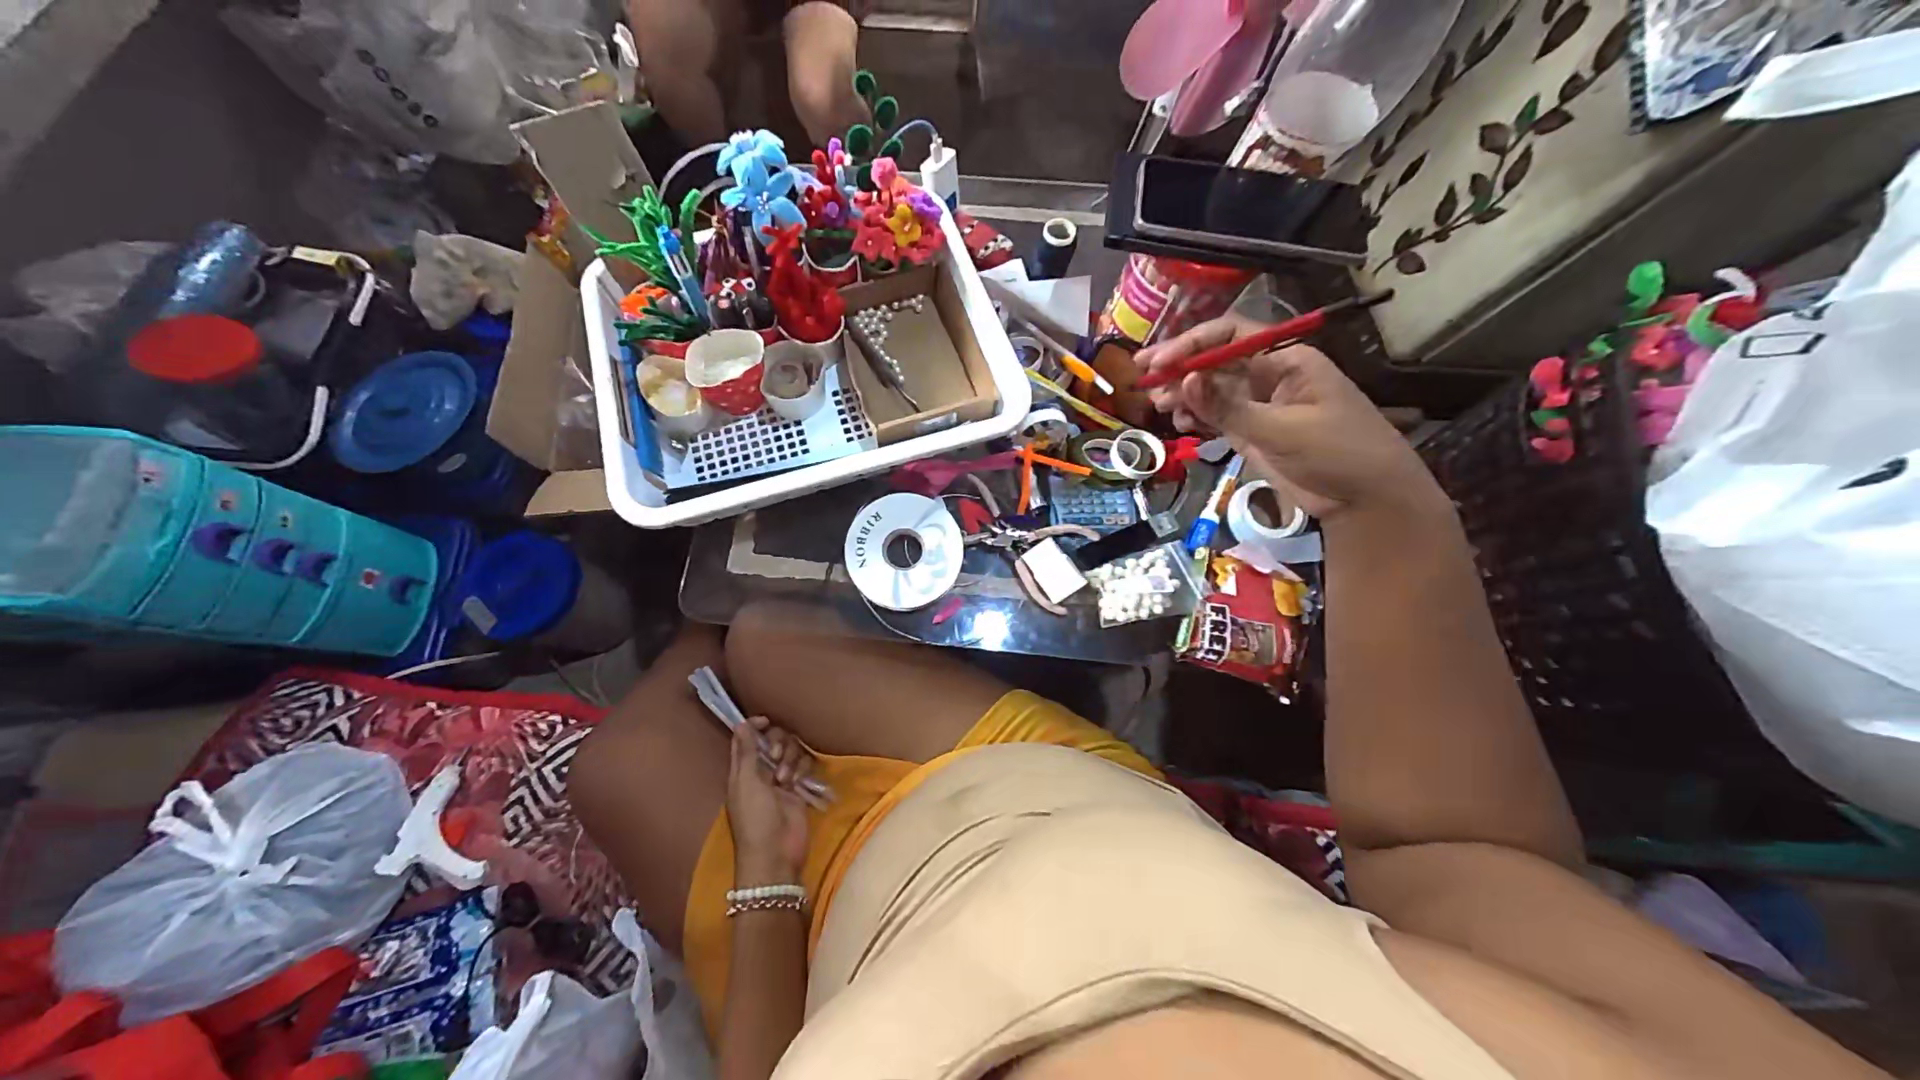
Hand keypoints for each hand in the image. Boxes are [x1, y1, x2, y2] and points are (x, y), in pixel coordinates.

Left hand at [726, 717, 811, 882]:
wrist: (776, 853)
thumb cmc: (755, 818)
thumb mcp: (747, 782)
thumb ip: (747, 752)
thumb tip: (740, 723)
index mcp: (742, 770)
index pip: (746, 738)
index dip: (755, 726)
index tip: (766, 722)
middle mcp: (761, 771)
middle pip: (772, 740)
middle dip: (778, 742)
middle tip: (777, 756)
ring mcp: (781, 780)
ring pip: (791, 751)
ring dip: (791, 759)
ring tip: (786, 779)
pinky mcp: (799, 788)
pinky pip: (804, 766)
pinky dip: (802, 769)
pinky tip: (799, 782)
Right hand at [1135, 315, 1443, 520]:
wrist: (1365, 500)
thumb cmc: (1337, 453)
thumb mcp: (1280, 429)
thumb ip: (1228, 406)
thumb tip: (1184, 380)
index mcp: (1286, 360)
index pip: (1230, 336)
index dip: (1192, 344)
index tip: (1160, 360)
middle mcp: (1269, 375)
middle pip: (1215, 361)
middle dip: (1180, 369)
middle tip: (1144, 380)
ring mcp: (1259, 404)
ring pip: (1211, 389)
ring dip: (1183, 394)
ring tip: (1159, 406)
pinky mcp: (1253, 431)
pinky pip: (1216, 415)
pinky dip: (1196, 417)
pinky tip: (1181, 424)